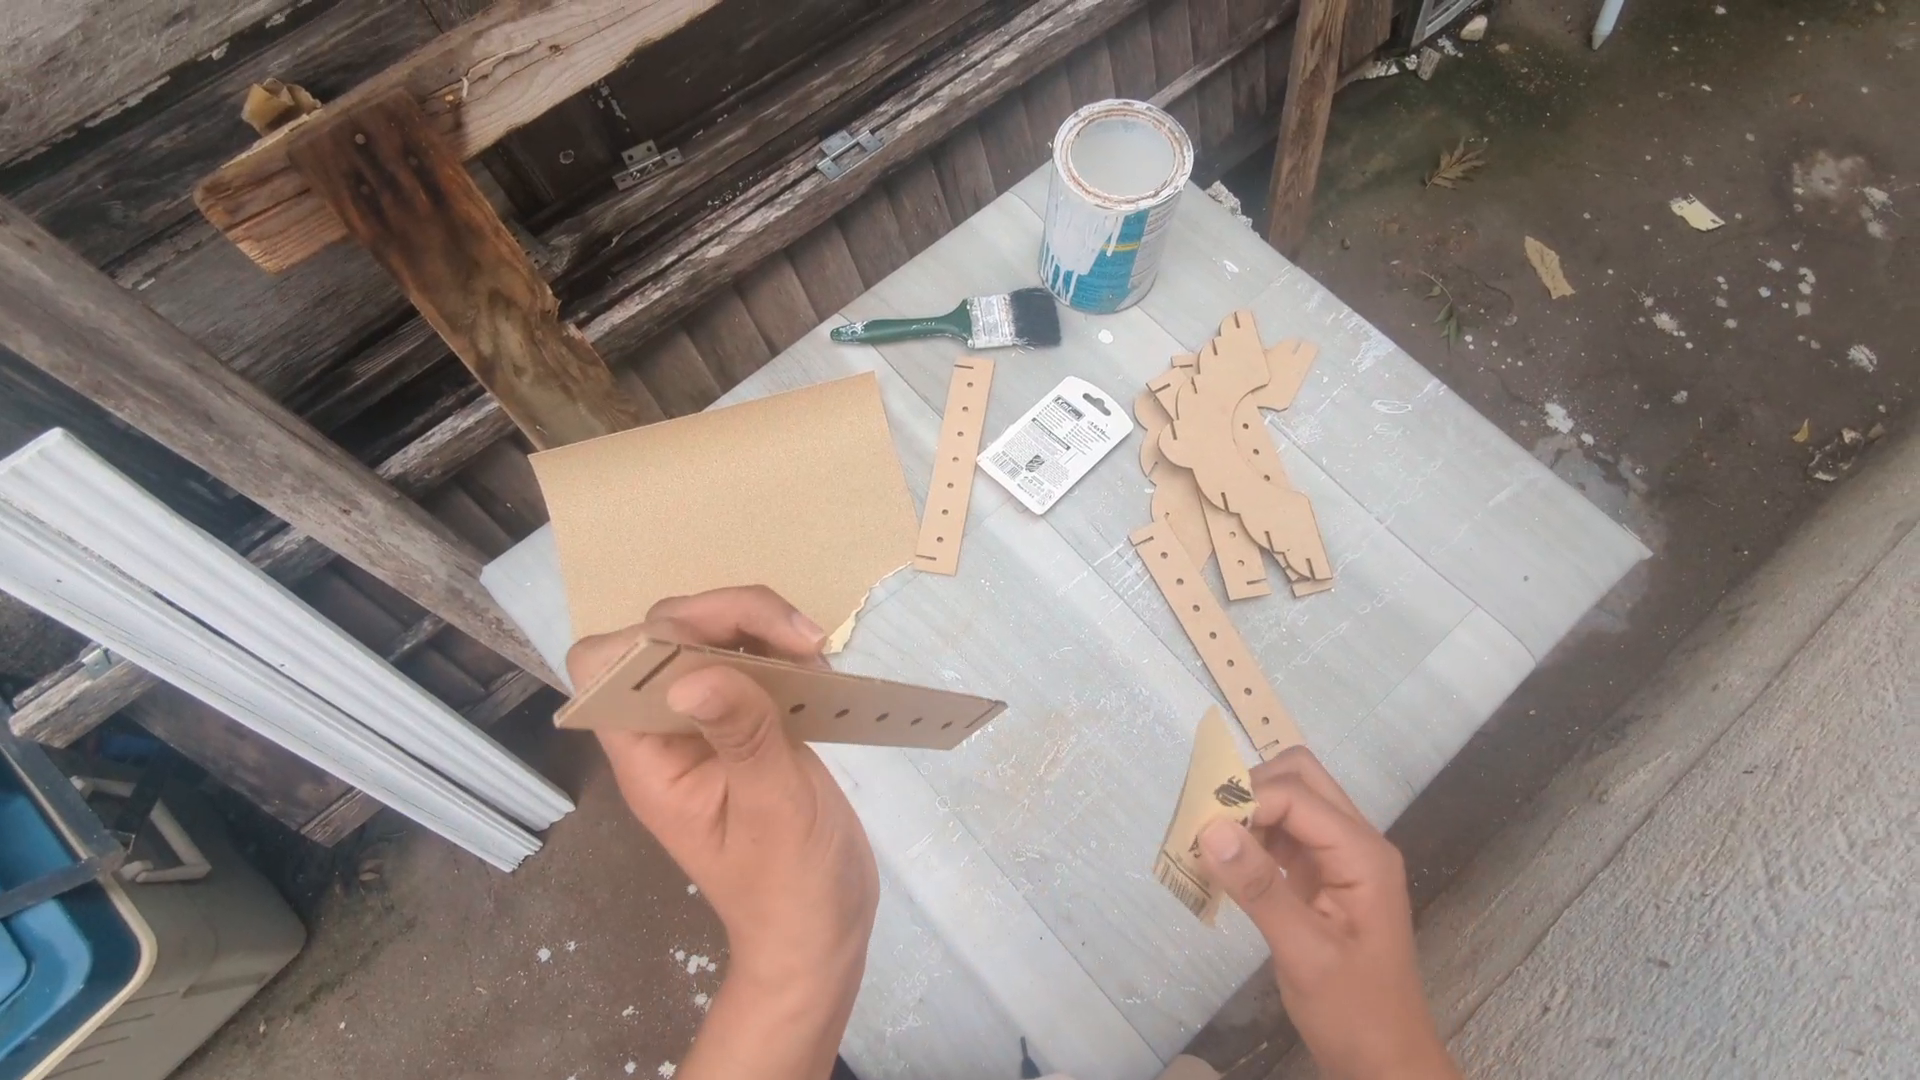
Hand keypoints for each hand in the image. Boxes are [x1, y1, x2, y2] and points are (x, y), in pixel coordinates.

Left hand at [567, 586, 878, 1079]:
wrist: (821, 929)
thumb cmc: (791, 886)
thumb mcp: (773, 811)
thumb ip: (742, 736)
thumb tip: (689, 676)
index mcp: (650, 757)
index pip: (607, 668)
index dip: (652, 641)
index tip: (725, 651)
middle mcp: (669, 729)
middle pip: (666, 635)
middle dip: (728, 616)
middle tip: (802, 639)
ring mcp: (711, 721)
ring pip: (712, 635)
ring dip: (762, 625)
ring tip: (816, 652)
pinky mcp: (750, 719)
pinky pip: (752, 657)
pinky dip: (784, 646)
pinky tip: (820, 666)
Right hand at [1196, 748, 1457, 1079]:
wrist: (1387, 1065)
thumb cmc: (1355, 1013)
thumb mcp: (1304, 953)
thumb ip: (1258, 887)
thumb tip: (1209, 828)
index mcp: (1362, 854)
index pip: (1295, 795)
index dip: (1246, 800)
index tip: (1200, 827)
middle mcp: (1355, 842)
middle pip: (1300, 777)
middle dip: (1249, 787)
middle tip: (1207, 819)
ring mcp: (1338, 857)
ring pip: (1289, 799)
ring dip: (1247, 808)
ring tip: (1207, 838)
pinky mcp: (1320, 875)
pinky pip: (1282, 831)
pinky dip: (1250, 835)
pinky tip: (1224, 861)